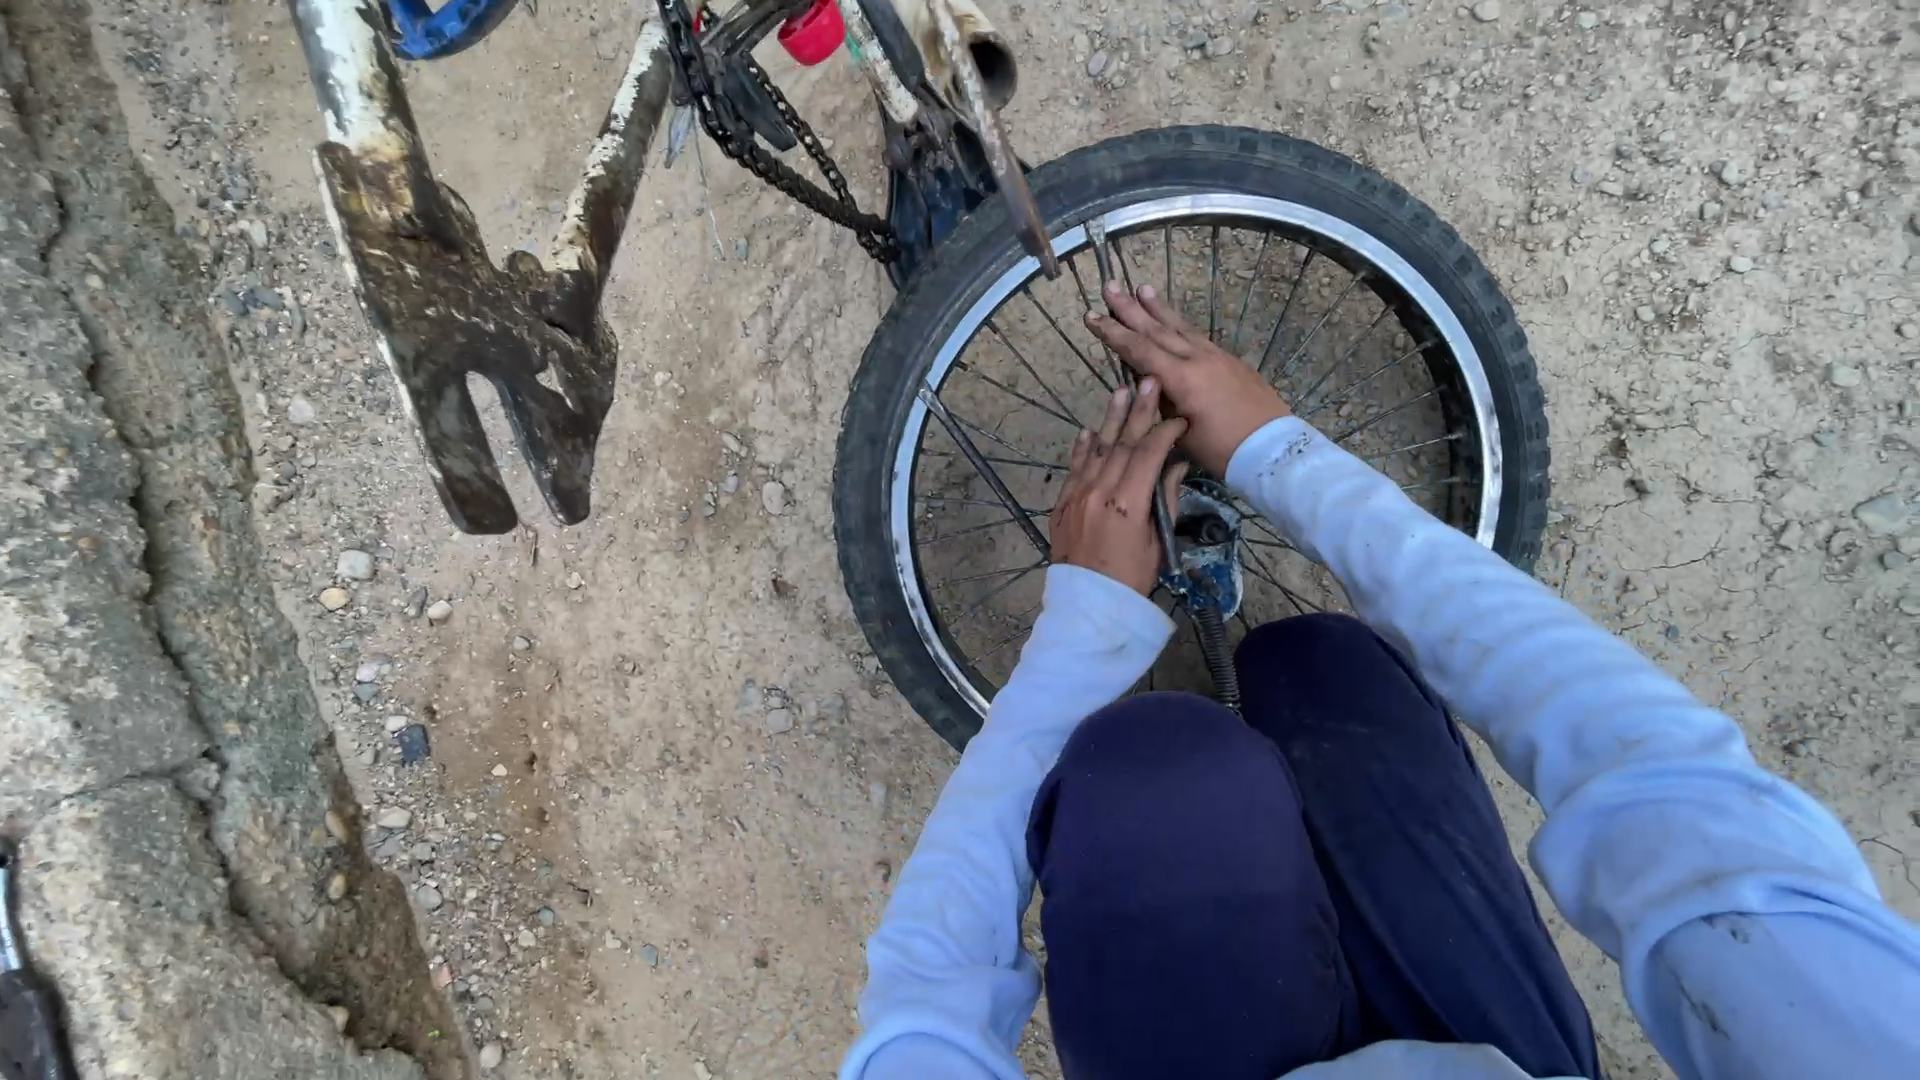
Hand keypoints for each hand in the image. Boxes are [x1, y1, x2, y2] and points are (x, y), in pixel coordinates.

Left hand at [1050, 379, 1187, 594]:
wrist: (1089, 604)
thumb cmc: (1132, 578)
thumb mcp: (1158, 542)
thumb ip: (1165, 500)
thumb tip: (1174, 466)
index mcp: (1127, 503)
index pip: (1148, 453)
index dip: (1165, 431)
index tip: (1179, 418)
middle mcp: (1099, 492)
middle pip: (1122, 443)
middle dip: (1137, 410)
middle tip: (1148, 381)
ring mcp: (1077, 497)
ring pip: (1096, 450)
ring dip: (1110, 420)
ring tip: (1120, 391)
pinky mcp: (1063, 505)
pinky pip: (1074, 469)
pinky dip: (1082, 448)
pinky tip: (1090, 430)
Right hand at [1084, 281, 1290, 476]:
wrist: (1272, 448)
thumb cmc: (1222, 450)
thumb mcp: (1180, 434)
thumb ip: (1161, 405)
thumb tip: (1148, 384)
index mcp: (1182, 379)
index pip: (1139, 350)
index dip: (1112, 333)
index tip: (1091, 317)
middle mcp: (1198, 359)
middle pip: (1157, 329)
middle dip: (1129, 309)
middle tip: (1109, 287)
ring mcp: (1216, 356)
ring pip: (1180, 326)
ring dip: (1157, 307)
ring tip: (1141, 288)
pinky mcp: (1229, 361)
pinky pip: (1196, 335)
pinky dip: (1179, 323)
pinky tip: (1173, 319)